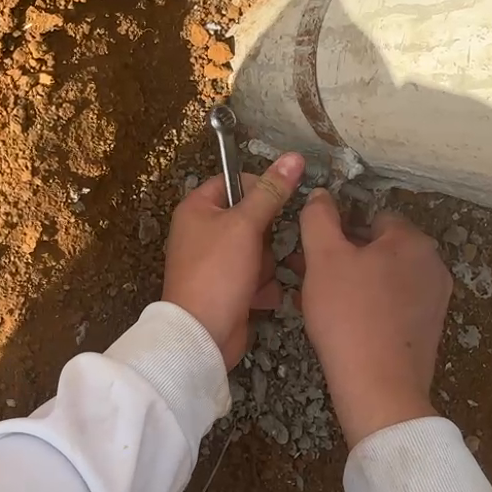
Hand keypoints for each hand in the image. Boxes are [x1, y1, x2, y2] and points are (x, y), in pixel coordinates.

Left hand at [162, 152, 304, 366]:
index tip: (282, 200)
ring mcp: (215, 263)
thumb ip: (271, 192)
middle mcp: (203, 232)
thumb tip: (294, 157)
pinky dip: (262, 287)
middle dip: (266, 237)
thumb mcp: (245, 225)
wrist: (202, 335)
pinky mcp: (228, 289)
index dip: (260, 188)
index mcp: (197, 209)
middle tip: (263, 247)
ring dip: (265, 265)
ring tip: (257, 278)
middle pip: (251, 218)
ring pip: (259, 250)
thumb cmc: (217, 273)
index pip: (234, 181)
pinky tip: (259, 298)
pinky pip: (257, 277)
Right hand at [296, 190, 452, 446]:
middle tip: (310, 275)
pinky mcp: (427, 330)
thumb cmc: (348, 314)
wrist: (379, 387)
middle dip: (345, 256)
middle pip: (379, 247)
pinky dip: (368, 307)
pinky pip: (392, 305)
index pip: (372, 215)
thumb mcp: (323, 257)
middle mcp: (433, 265)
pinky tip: (343, 324)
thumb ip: (319, 218)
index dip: (339, 228)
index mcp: (413, 240)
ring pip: (384, 277)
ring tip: (321, 301)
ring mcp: (435, 300)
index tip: (313, 250)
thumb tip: (321, 195)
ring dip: (354, 281)